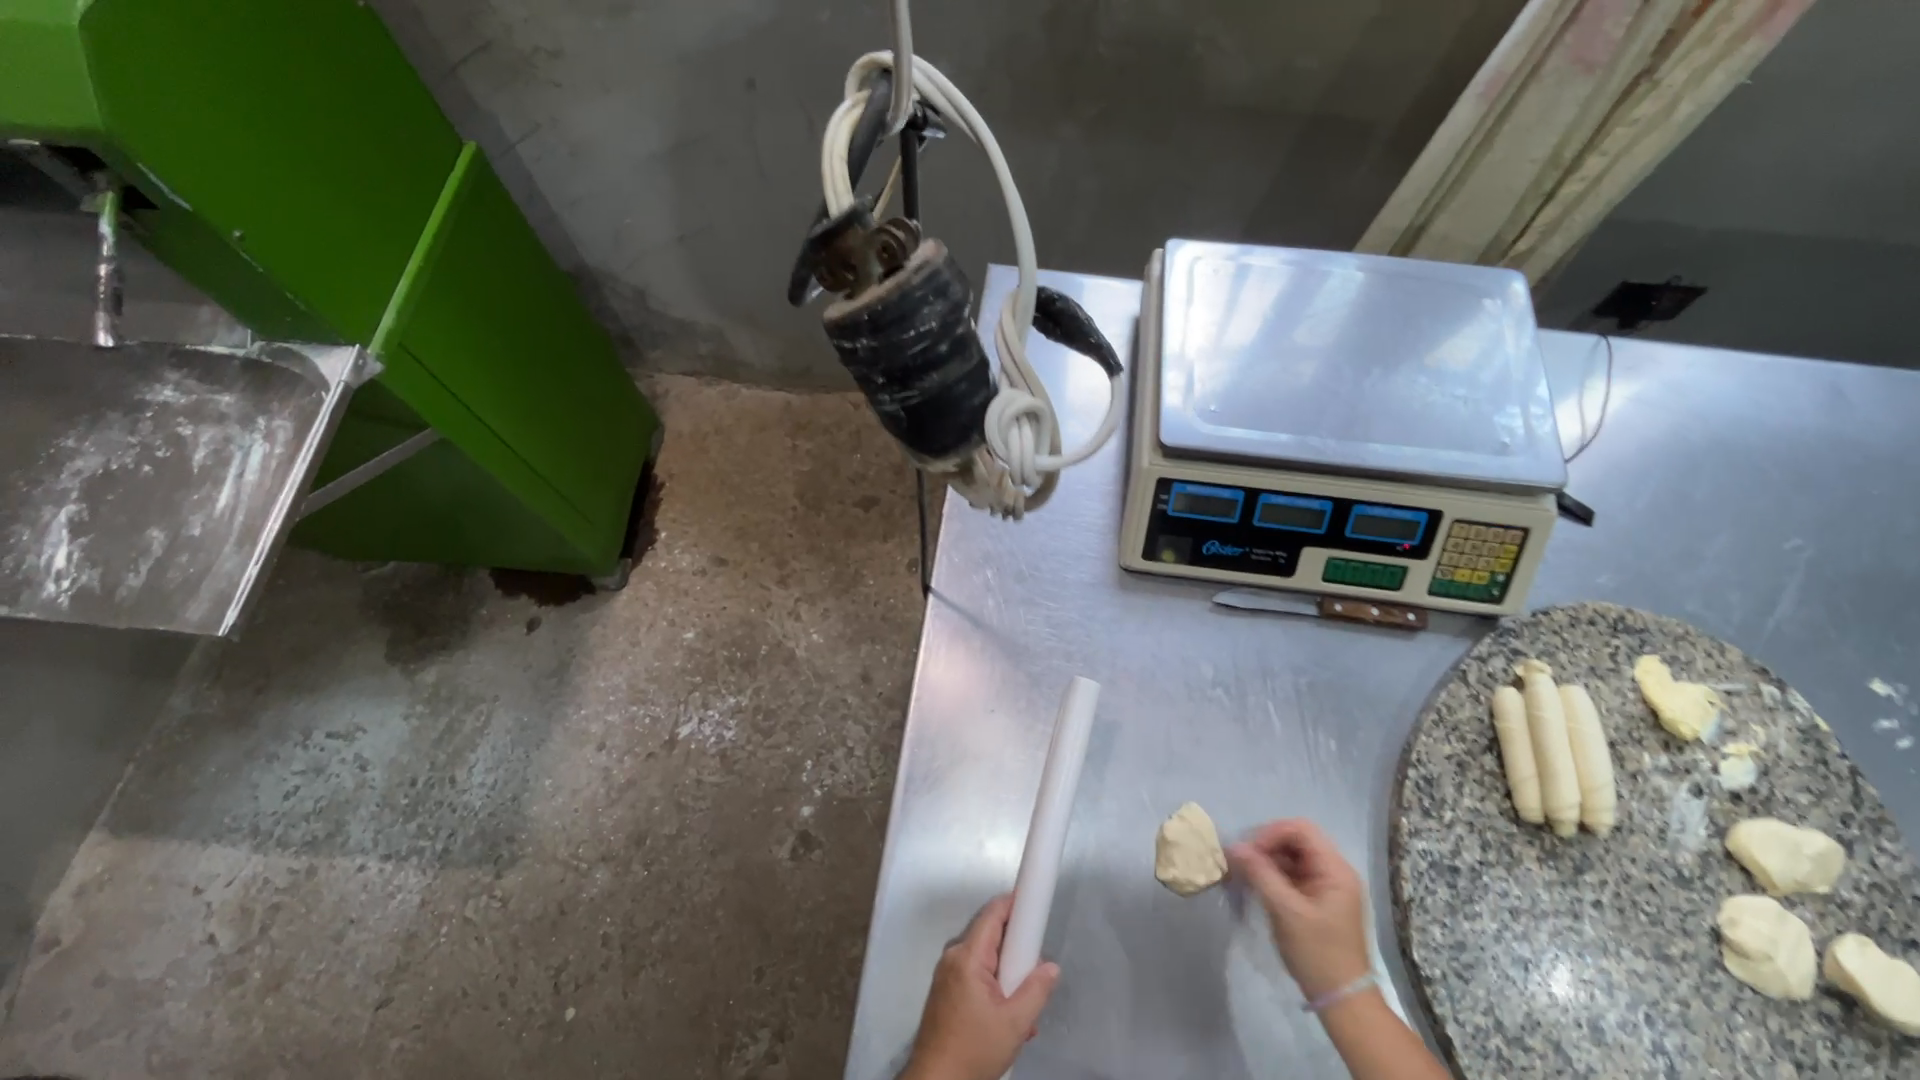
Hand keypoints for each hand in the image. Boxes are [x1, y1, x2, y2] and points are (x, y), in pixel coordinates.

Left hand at [901, 894, 1060, 1079]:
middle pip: (992, 937)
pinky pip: (976, 977)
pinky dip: (994, 991)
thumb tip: (1051, 966)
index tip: (1037, 906)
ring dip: (1008, 980)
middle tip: (1035, 978)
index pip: (993, 914)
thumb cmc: (974, 1050)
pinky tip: (1006, 1021)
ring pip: (986, 961)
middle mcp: (954, 958)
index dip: (1016, 904)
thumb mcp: (1015, 1023)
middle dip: (1017, 955)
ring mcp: (947, 975)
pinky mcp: (946, 992)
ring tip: (1023, 1014)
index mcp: (968, 957)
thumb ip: (1036, 990)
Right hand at [1226, 819, 1371, 999]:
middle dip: (1265, 847)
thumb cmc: (1317, 953)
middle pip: (1296, 841)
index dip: (1270, 834)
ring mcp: (1326, 887)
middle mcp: (1334, 872)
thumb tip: (1234, 847)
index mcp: (1335, 869)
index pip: (1300, 830)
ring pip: (1291, 858)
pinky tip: (1255, 887)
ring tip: (1242, 875)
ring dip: (1266, 862)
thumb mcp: (1286, 912)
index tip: (1246, 853)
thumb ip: (1260, 874)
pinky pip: (1292, 877)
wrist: (1342, 998)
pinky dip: (1272, 877)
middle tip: (1240, 863)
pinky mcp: (1317, 901)